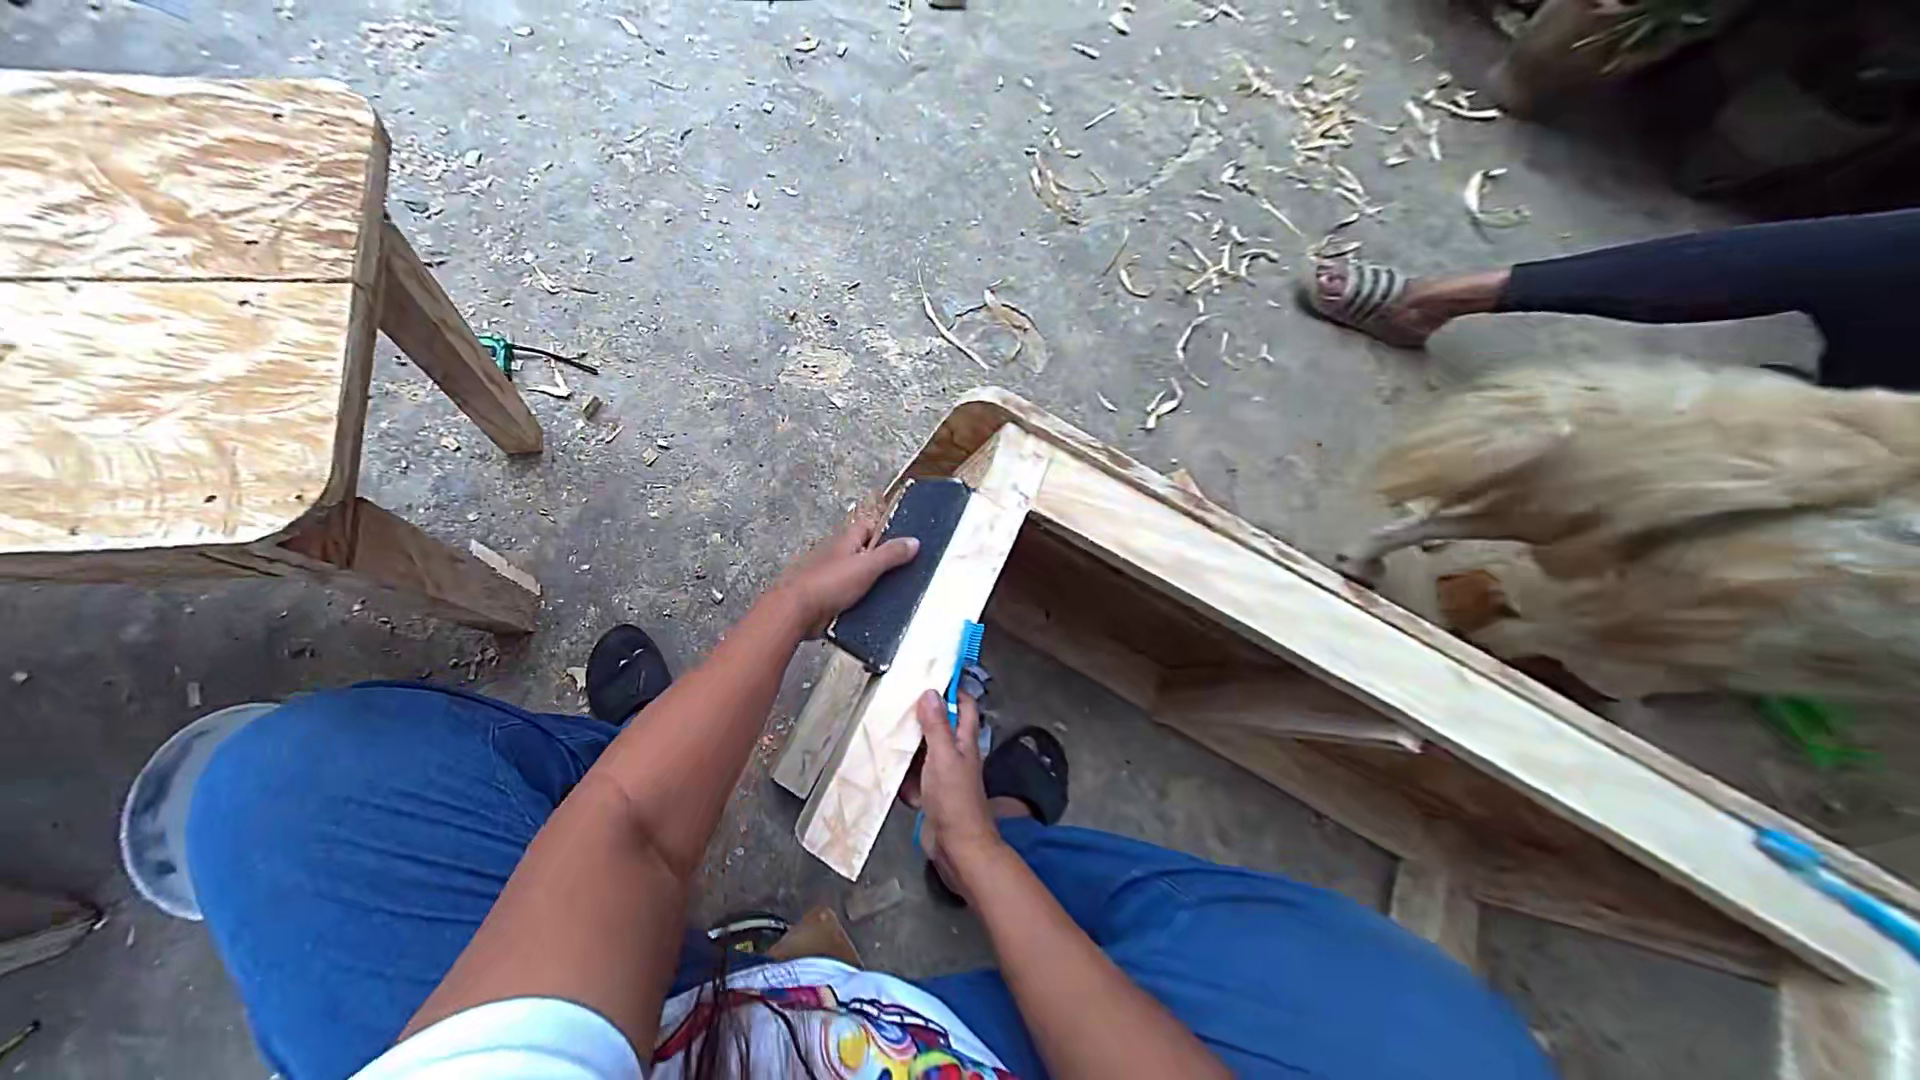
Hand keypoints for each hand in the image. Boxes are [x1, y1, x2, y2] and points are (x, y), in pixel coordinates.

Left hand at [769, 518, 919, 636]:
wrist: (796, 612)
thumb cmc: (828, 583)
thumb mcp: (867, 566)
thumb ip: (891, 554)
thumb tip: (914, 541)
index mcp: (846, 541)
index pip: (868, 527)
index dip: (886, 532)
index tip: (903, 543)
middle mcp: (838, 555)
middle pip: (865, 552)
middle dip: (882, 562)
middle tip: (904, 571)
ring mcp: (831, 577)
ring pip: (858, 576)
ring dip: (872, 584)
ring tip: (894, 592)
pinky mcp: (828, 598)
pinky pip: (850, 596)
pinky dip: (861, 601)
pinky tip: (874, 608)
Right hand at [912, 690, 1003, 897]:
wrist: (959, 849)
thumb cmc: (955, 800)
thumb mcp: (943, 757)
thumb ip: (937, 726)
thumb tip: (931, 692)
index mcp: (965, 741)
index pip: (965, 707)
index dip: (954, 690)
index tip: (932, 675)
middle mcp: (956, 755)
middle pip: (939, 728)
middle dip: (920, 720)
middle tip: (897, 706)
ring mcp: (943, 776)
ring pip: (922, 754)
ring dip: (908, 752)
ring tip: (886, 739)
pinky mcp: (931, 795)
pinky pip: (914, 779)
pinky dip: (905, 779)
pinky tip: (892, 777)